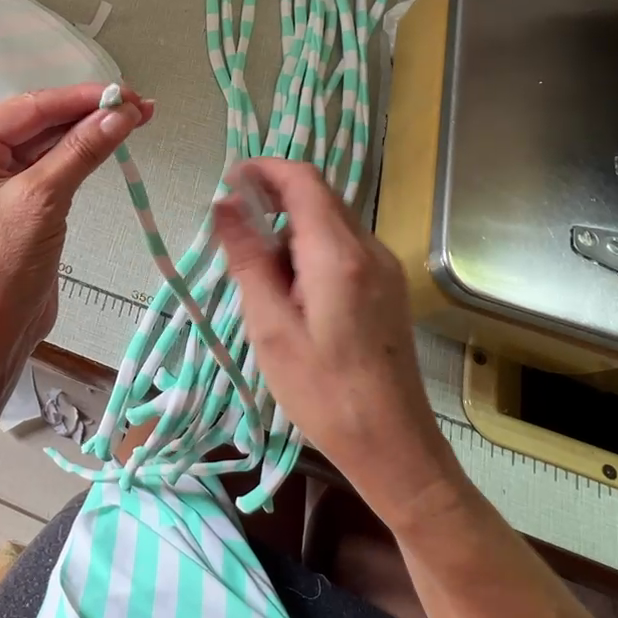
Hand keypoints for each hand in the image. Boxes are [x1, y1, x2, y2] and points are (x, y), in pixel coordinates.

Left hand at [0, 83, 153, 365]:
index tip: (126, 93)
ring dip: (91, 131)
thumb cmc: (2, 267)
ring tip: (138, 118)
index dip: (80, 98)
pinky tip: (112, 141)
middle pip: (41, 121)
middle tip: (140, 106)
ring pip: (50, 141)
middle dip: (89, 113)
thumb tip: (121, 112)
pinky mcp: (19, 197)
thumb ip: (81, 151)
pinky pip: (53, 164)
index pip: (30, 107)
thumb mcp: (42, 201)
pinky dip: (83, 155)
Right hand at [212, 159, 462, 527]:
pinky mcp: (387, 288)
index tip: (227, 182)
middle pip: (319, 195)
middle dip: (272, 196)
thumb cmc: (322, 391)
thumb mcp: (269, 325)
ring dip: (288, 225)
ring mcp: (384, 269)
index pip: (304, 180)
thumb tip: (224, 203)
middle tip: (231, 229)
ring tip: (255, 268)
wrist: (394, 448)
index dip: (264, 169)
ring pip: (330, 220)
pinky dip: (308, 247)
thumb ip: (248, 257)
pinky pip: (342, 246)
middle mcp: (369, 250)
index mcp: (338, 255)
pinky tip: (288, 287)